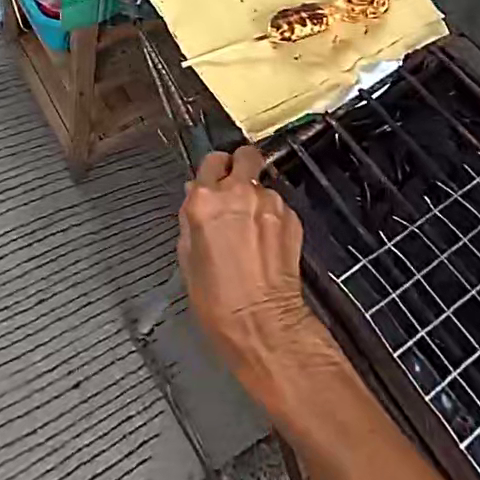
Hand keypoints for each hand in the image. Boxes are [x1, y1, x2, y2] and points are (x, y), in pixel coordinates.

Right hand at [178, 145, 320, 399]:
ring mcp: (268, 202)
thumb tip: (194, 196)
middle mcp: (238, 193)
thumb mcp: (187, 258)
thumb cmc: (219, 301)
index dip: (212, 171)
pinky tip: (266, 243)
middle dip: (240, 166)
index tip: (213, 180)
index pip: (210, 160)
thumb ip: (190, 218)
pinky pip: (278, 205)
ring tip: (251, 230)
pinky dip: (272, 216)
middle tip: (236, 188)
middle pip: (244, 155)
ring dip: (256, 197)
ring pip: (262, 183)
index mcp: (204, 201)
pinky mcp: (291, 215)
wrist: (262, 324)